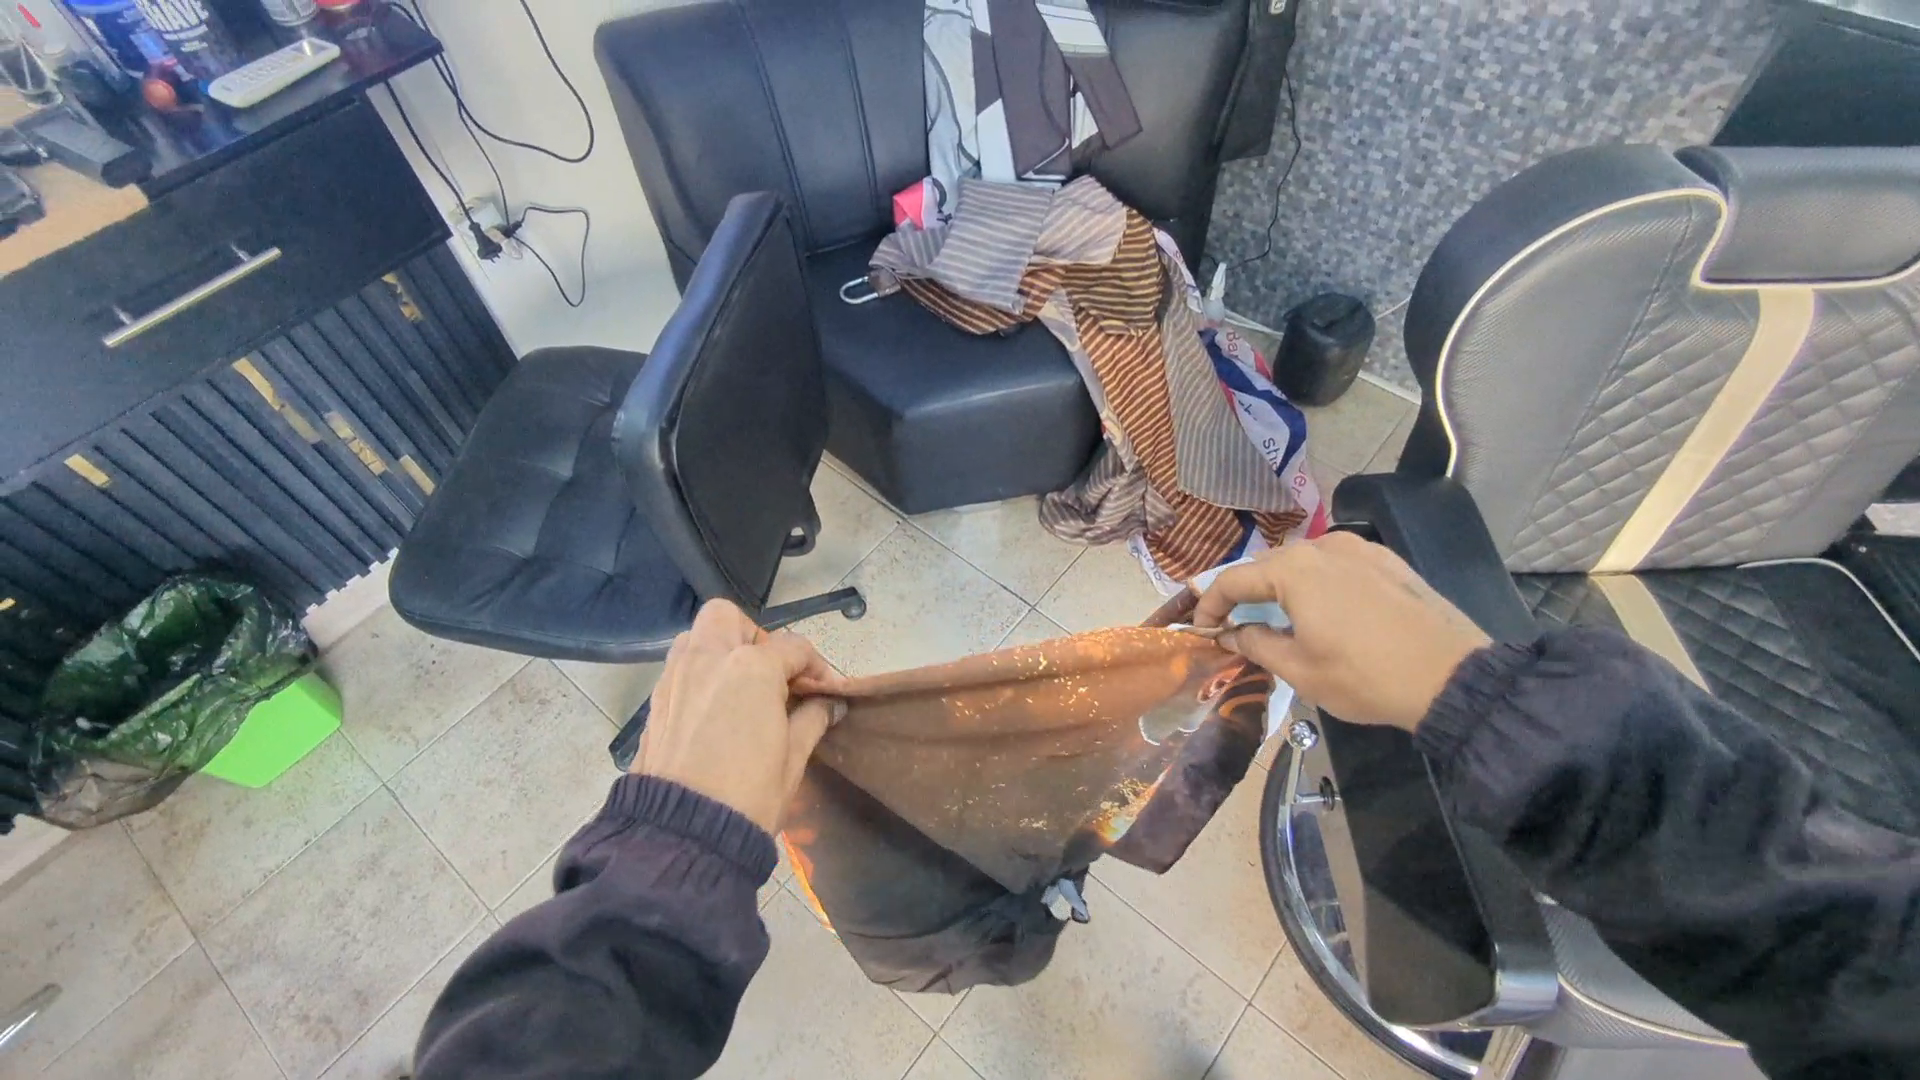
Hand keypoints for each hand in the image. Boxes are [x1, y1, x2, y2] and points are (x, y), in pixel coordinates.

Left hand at [633, 600, 848, 832]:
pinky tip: (717, 711)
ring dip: (722, 650)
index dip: (817, 668)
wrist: (682, 837)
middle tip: (773, 675)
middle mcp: (709, 659)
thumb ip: (813, 718)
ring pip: (697, 638)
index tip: (828, 692)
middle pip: (730, 619)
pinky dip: (701, 675)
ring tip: (742, 689)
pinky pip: (680, 669)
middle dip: (756, 637)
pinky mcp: (656, 703)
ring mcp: (675, 678)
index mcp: (751, 667)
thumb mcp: (794, 756)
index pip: (794, 648)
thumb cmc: (749, 793)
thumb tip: (829, 703)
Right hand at [1193, 533, 1491, 731]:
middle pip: (1267, 565)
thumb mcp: (1299, 670)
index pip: (1233, 580)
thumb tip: (1229, 633)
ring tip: (1278, 616)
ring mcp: (1360, 549)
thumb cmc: (1364, 677)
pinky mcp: (1388, 560)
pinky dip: (1317, 582)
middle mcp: (1322, 547)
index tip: (1202, 631)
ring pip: (1303, 561)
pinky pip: (1337, 564)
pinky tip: (1324, 609)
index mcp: (1293, 570)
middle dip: (1245, 593)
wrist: (1453, 679)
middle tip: (1234, 624)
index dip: (1210, 605)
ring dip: (1281, 585)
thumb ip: (1254, 644)